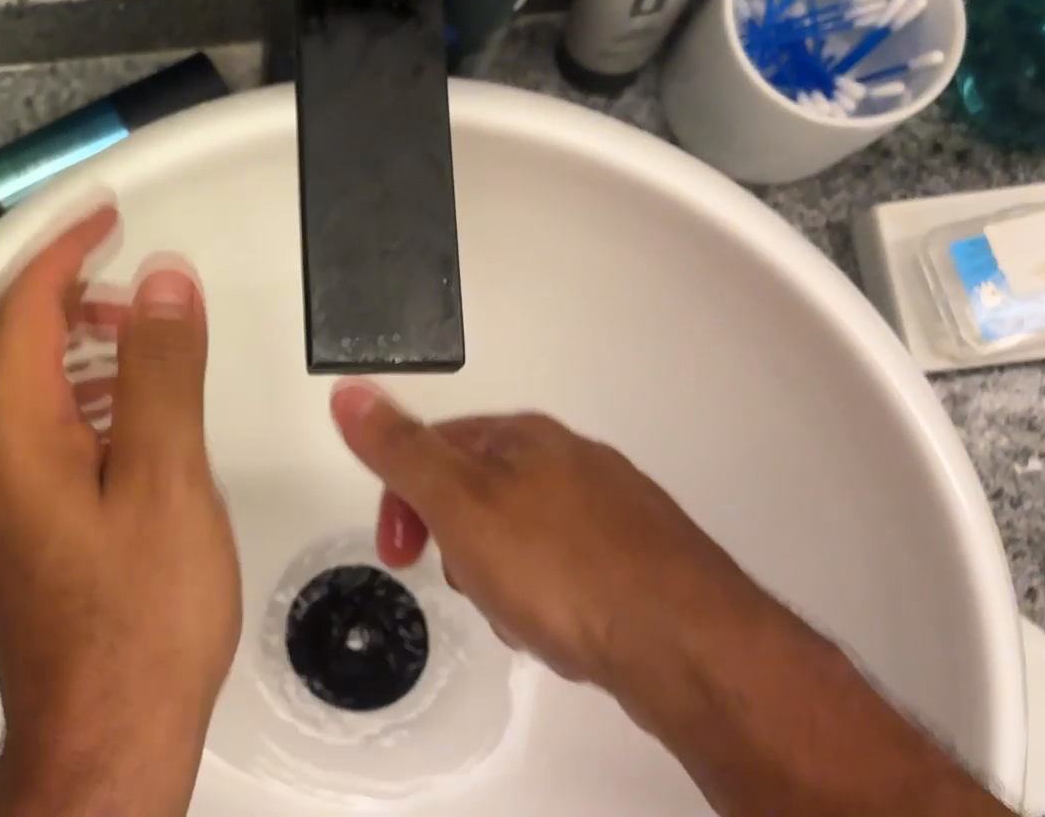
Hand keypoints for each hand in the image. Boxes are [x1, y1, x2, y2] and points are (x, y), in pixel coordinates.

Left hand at [0, 204, 239, 813]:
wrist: (99, 739)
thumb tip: (161, 279)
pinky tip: (118, 417)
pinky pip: (21, 431)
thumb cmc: (139, 616)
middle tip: (137, 288)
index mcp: (8, 430)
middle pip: (12, 341)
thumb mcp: (166, 476)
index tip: (104, 214)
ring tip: (139, 344)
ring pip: (16, 386)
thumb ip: (161, 366)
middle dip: (71, 297)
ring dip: (73, 349)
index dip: (64, 248)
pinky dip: (67, 400)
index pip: (24, 304)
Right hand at [330, 386, 1014, 816]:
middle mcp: (574, 459)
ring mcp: (617, 509)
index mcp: (524, 437)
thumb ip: (398, 448)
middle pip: (479, 487)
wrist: (695, 653)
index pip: (434, 443)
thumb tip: (349, 391)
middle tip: (460, 581)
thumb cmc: (565, 572)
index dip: (401, 497)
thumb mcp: (457, 503)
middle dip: (454, 537)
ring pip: (524, 528)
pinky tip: (560, 627)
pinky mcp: (647, 559)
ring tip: (514, 613)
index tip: (399, 550)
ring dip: (499, 569)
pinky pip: (570, 564)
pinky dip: (548, 591)